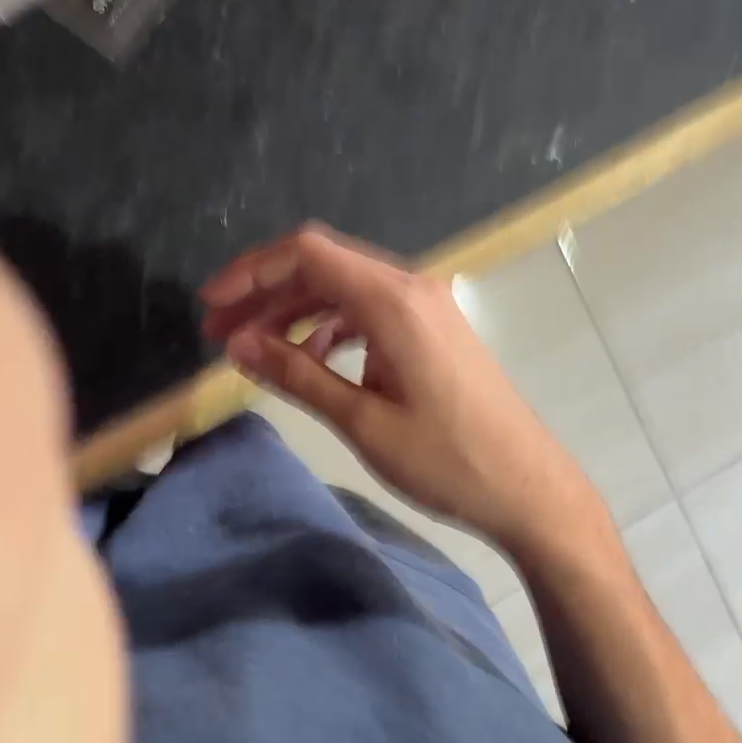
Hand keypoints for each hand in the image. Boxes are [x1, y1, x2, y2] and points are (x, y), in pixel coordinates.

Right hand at [201, 224, 596, 548]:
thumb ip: (296, 375)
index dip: (251, 272)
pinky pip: (369, 310)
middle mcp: (411, 286)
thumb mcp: (362, 421)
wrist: (530, 488)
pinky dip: (331, 326)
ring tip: (252, 349)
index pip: (307, 254)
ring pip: (344, 287)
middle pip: (323, 265)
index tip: (210, 306)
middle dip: (266, 293)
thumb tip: (236, 345)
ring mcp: (427, 304)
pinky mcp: (433, 326)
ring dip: (295, 311)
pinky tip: (308, 359)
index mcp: (394, 300)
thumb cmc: (448, 461)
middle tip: (219, 334)